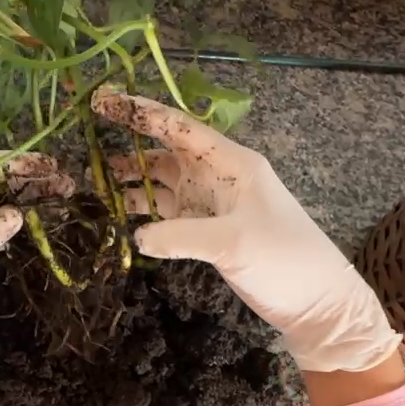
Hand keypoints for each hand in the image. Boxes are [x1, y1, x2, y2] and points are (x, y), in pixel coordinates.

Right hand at [93, 90, 402, 375]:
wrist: (316, 302)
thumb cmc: (285, 260)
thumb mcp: (232, 242)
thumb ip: (180, 236)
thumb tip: (136, 236)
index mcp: (232, 164)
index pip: (180, 128)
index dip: (143, 114)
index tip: (105, 103)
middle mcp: (219, 178)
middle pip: (166, 155)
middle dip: (130, 150)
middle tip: (88, 150)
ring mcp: (213, 207)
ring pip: (164, 187)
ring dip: (134, 186)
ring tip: (96, 188)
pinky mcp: (209, 235)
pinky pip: (169, 217)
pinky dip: (146, 217)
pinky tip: (121, 221)